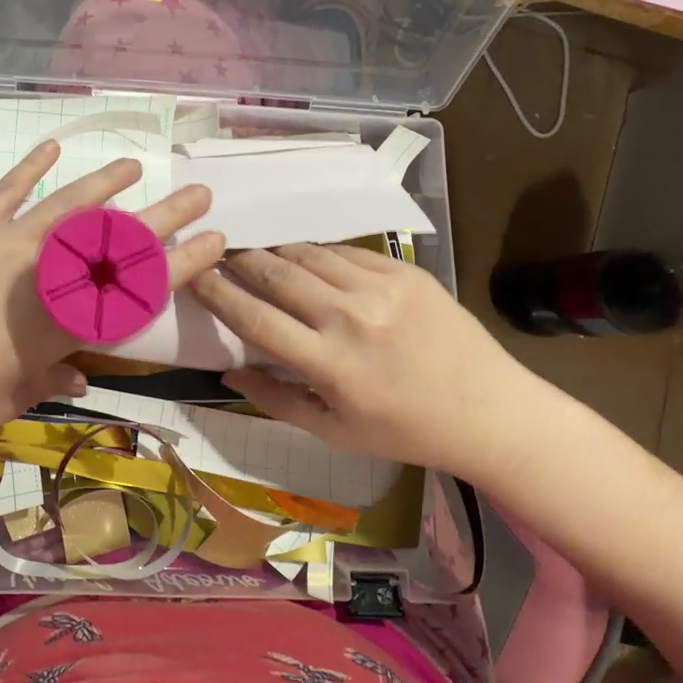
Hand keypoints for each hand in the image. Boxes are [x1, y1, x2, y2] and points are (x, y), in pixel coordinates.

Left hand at [0, 140, 226, 487]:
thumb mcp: (11, 395)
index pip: (137, 288)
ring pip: (66, 205)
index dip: (182, 263)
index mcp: (62, 321)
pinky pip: (6, 190)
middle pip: (114, 239)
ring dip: (103, 183)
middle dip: (163, 216)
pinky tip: (53, 148)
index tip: (215, 242)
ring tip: (135, 165)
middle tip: (198, 193)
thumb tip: (77, 376)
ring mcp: (4, 243)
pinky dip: (30, 168)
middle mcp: (43, 274)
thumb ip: (50, 379)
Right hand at [189, 244, 540, 479]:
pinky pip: (345, 251)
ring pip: (307, 254)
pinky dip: (317, 254)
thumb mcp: (334, 431)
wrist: (490, 410)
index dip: (216, 292)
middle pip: (275, 273)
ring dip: (275, 252)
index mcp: (330, 365)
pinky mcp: (405, 271)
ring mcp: (381, 289)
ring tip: (258, 254)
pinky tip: (307, 260)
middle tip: (220, 255)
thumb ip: (275, 399)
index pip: (254, 317)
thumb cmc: (405, 431)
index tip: (192, 275)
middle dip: (240, 260)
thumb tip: (226, 369)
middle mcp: (351, 319)